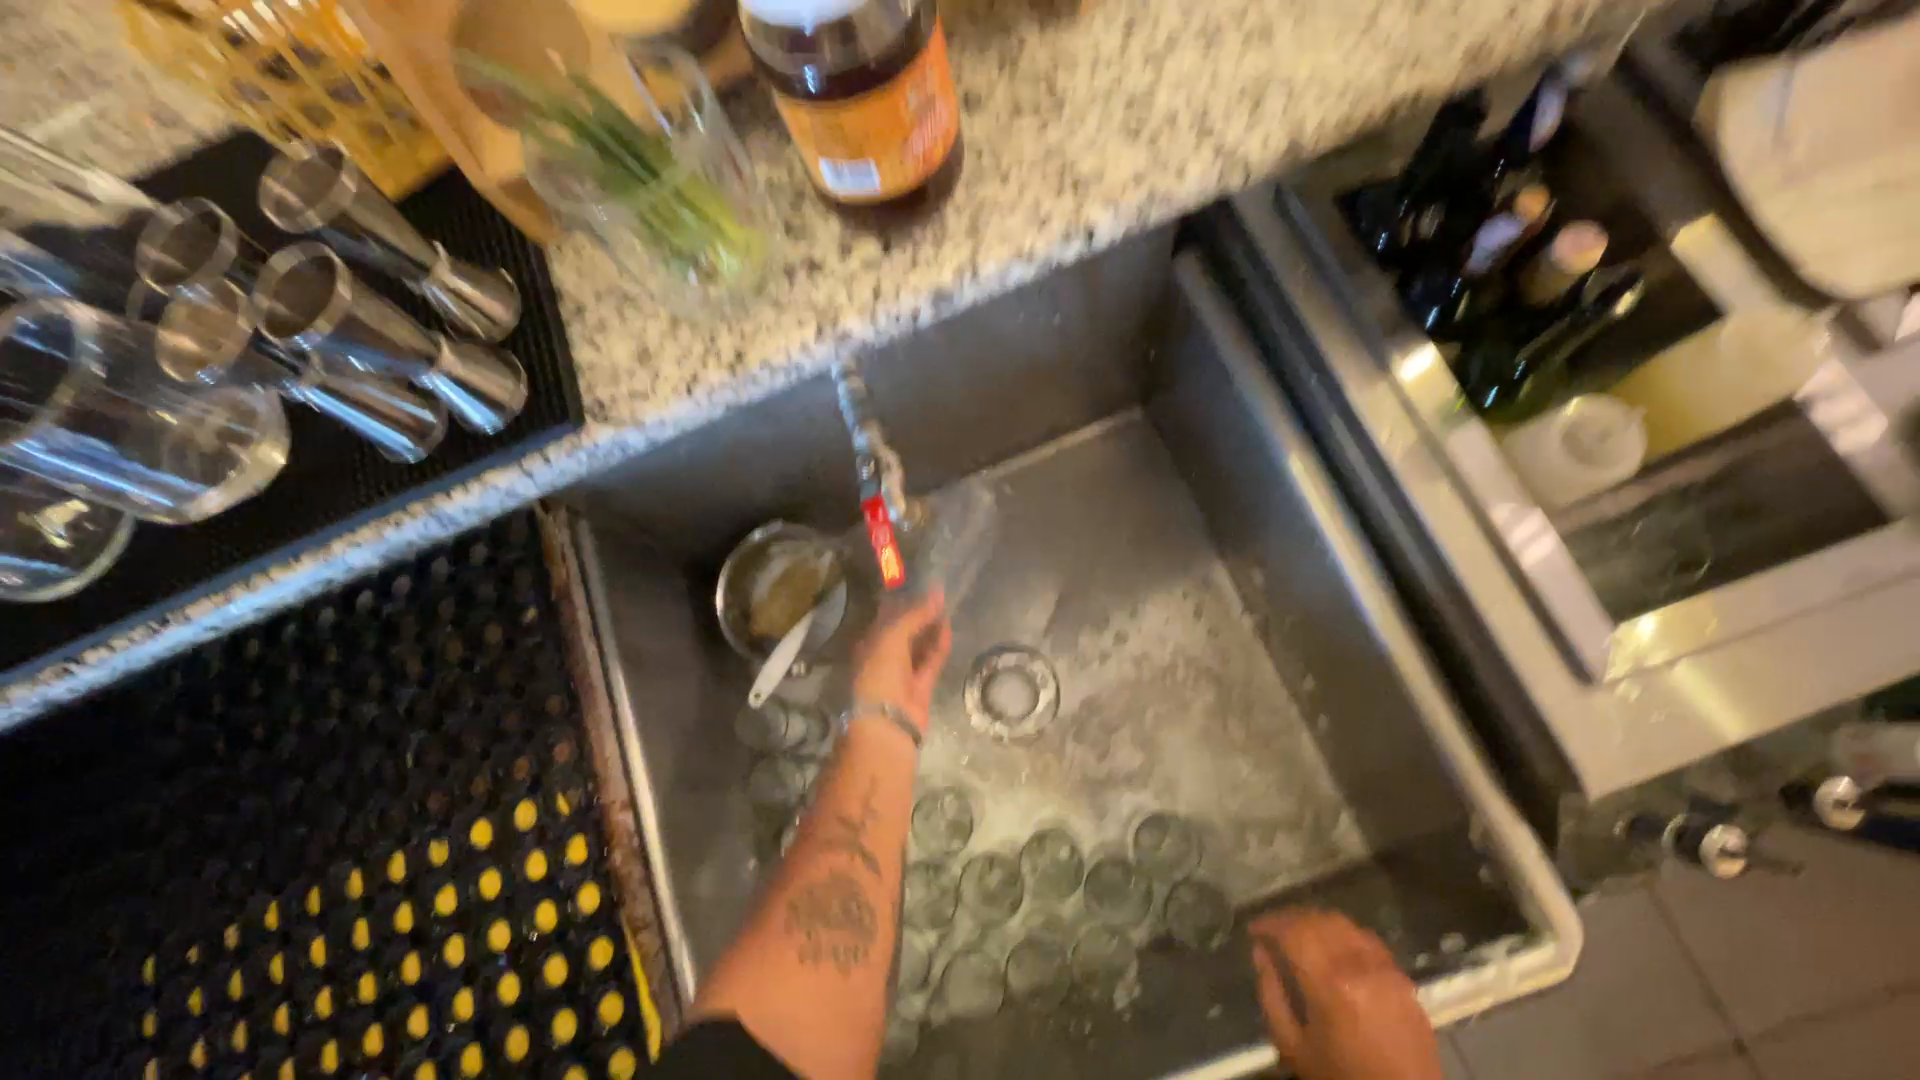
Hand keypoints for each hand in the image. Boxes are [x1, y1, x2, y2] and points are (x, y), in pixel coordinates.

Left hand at [850, 588, 952, 733]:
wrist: (887, 722)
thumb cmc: (880, 674)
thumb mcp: (892, 638)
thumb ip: (914, 616)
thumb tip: (937, 594)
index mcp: (868, 645)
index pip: (885, 619)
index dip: (902, 602)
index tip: (919, 586)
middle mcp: (884, 657)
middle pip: (904, 631)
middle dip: (918, 614)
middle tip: (938, 595)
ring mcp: (903, 673)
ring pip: (919, 646)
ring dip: (931, 628)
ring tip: (946, 607)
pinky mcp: (921, 686)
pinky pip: (931, 660)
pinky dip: (939, 645)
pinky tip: (948, 627)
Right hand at [1249, 909, 1442, 1079]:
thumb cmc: (1341, 1076)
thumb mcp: (1292, 1046)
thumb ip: (1271, 995)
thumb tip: (1261, 953)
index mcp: (1330, 984)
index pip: (1293, 931)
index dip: (1269, 923)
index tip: (1253, 930)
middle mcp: (1360, 966)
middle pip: (1317, 920)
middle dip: (1289, 918)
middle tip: (1271, 931)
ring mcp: (1386, 969)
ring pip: (1344, 923)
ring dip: (1315, 921)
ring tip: (1299, 935)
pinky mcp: (1403, 977)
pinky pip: (1366, 939)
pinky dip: (1343, 933)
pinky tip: (1332, 948)